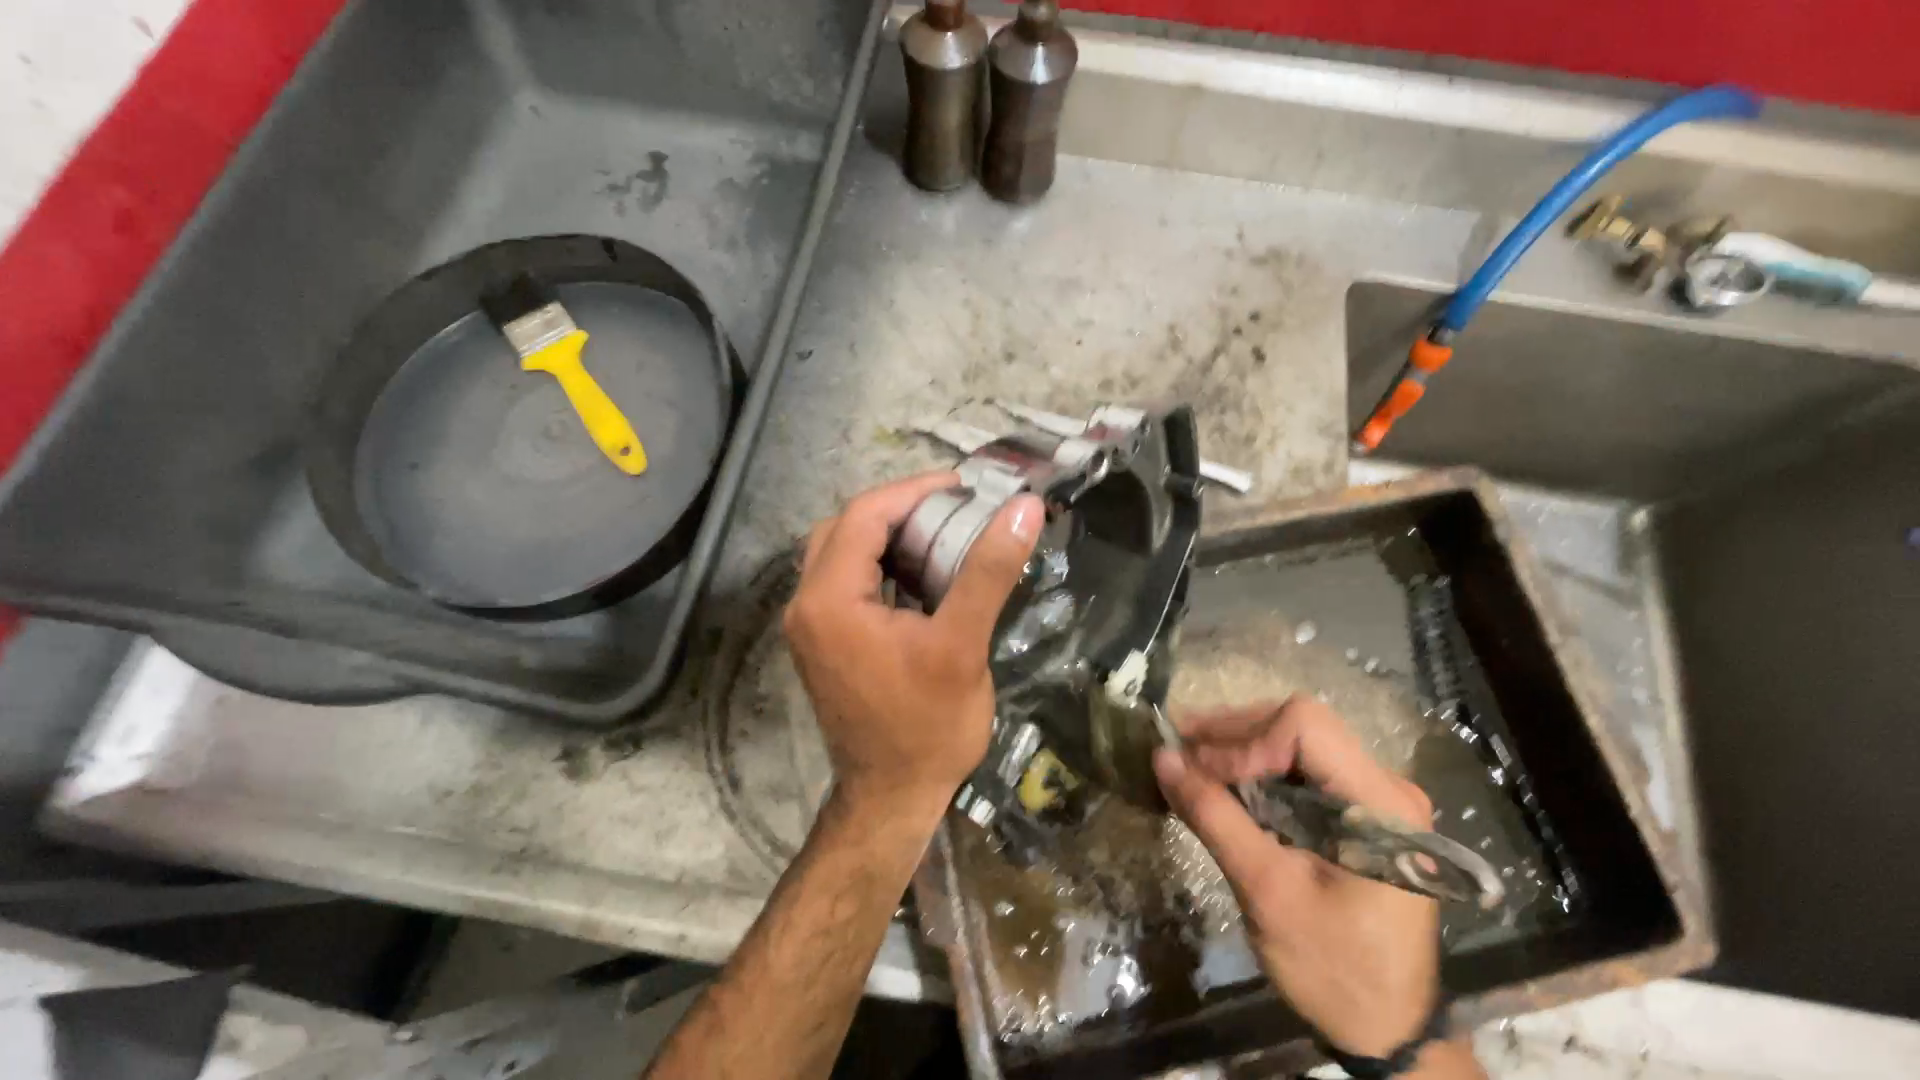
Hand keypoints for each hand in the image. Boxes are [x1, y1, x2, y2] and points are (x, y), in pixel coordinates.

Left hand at [785, 472, 1043, 819]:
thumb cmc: (927, 727)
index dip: (915, 491)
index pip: (864, 515)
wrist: (891, 799)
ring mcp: (809, 626)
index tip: (965, 488)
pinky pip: (845, 582)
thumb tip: (1023, 507)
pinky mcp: (822, 642)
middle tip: (955, 510)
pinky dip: (880, 567)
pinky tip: (922, 575)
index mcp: (829, 599)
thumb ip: (988, 570)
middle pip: (846, 528)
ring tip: (944, 535)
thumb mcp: (962, 645)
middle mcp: (806, 604)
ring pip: (842, 553)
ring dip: (889, 538)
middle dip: (900, 510)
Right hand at [1153, 698, 1439, 1058]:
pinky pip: (1305, 773)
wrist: (1388, 1028)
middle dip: (1234, 736)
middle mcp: (1386, 786)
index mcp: (1380, 802)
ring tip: (1188, 764)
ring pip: (1299, 744)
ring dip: (1241, 751)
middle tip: (1176, 750)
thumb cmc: (1333, 967)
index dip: (1243, 740)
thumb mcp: (1265, 890)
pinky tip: (1222, 785)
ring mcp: (1378, 800)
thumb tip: (1161, 758)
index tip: (1198, 771)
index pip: (1304, 726)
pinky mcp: (1363, 817)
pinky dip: (1259, 773)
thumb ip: (1215, 816)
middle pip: (1301, 726)